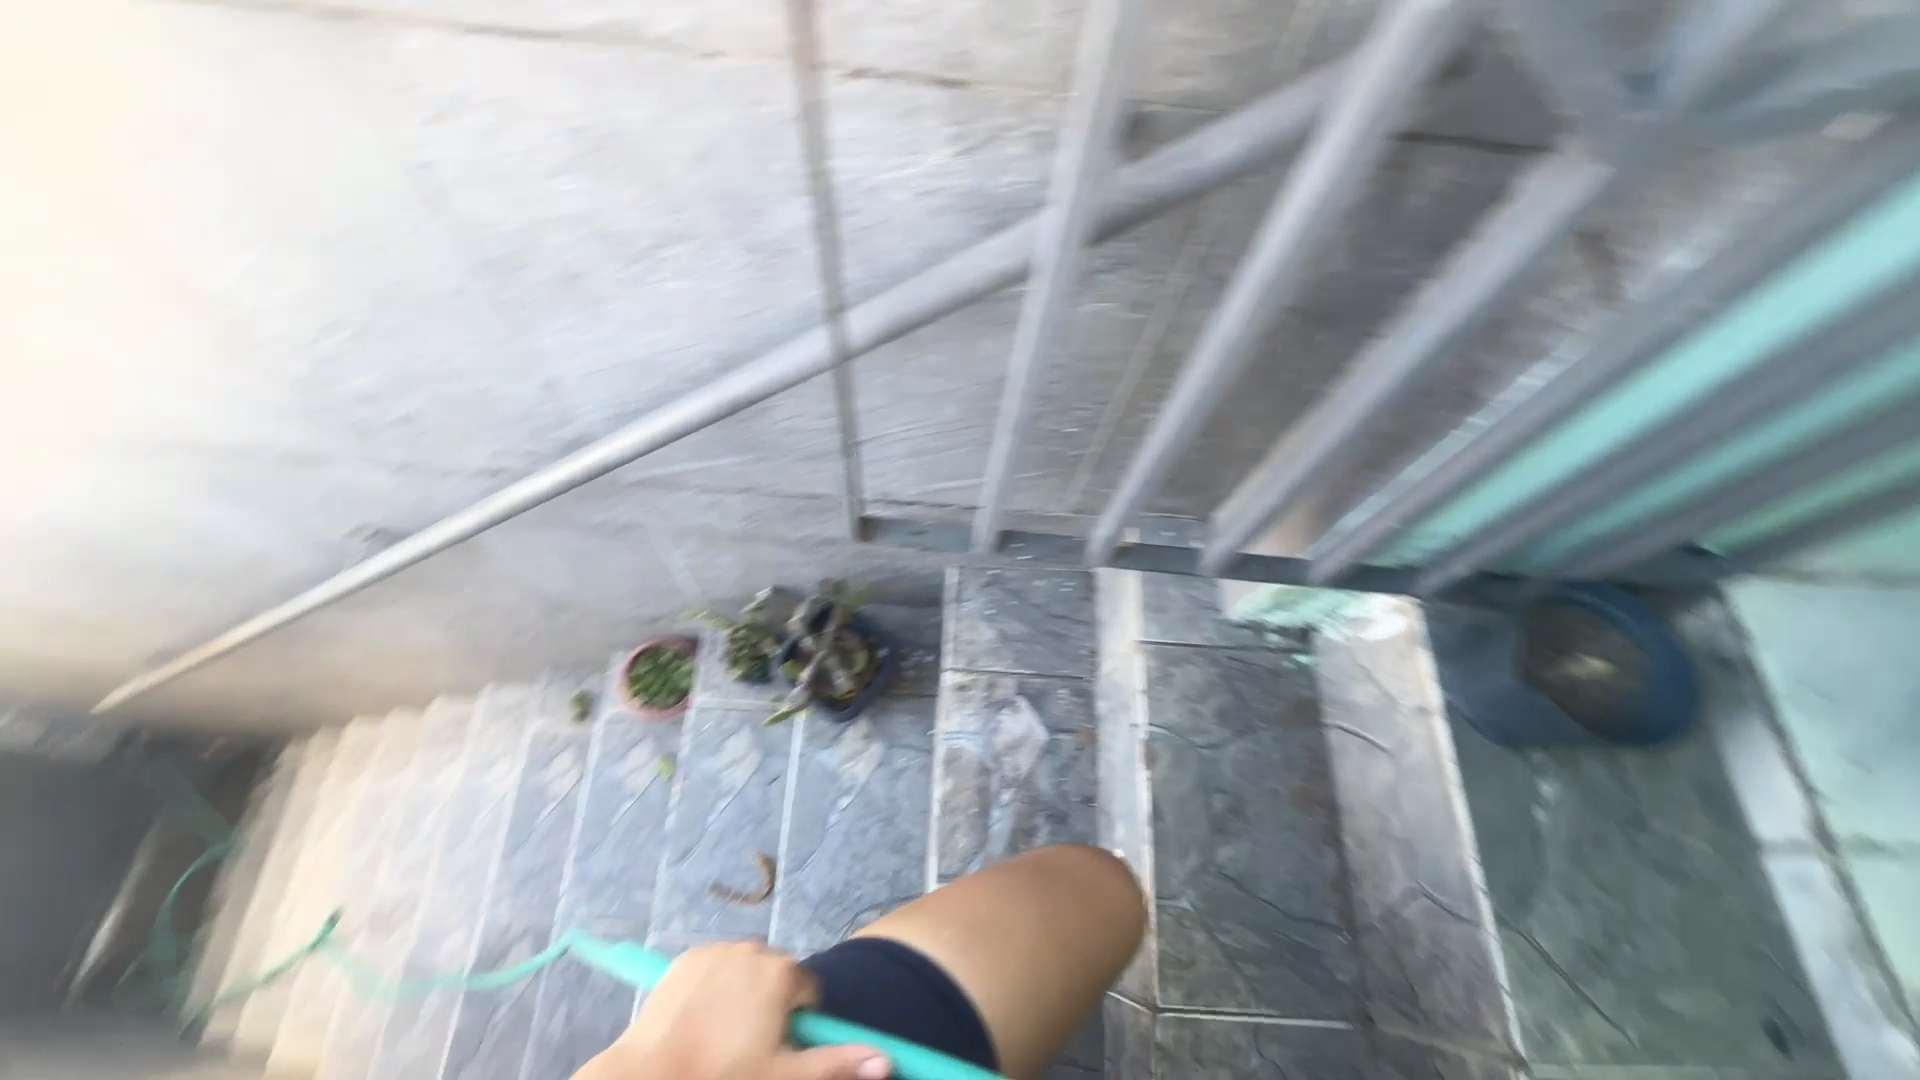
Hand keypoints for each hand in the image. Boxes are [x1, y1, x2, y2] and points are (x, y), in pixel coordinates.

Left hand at [575, 942, 890, 1079]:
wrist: (652, 1076)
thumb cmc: (725, 1075)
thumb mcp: (786, 1076)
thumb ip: (837, 1063)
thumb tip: (886, 1061)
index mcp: (782, 973)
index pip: (808, 992)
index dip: (797, 1023)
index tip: (776, 1049)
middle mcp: (755, 949)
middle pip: (778, 976)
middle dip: (771, 1004)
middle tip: (749, 1045)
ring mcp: (719, 949)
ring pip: (746, 970)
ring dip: (744, 992)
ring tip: (722, 1033)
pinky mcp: (689, 955)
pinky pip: (716, 966)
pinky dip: (715, 985)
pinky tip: (700, 1018)